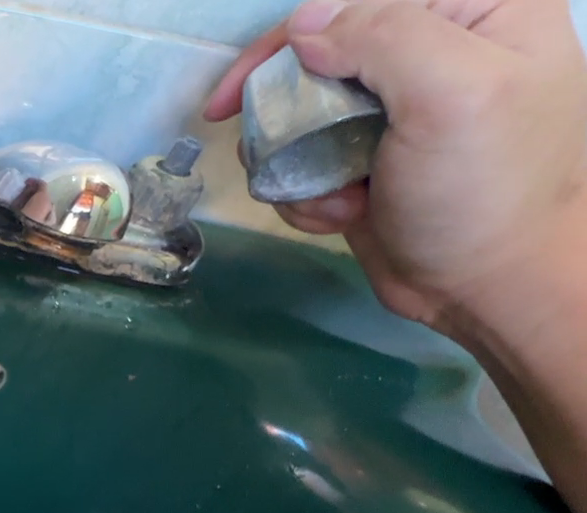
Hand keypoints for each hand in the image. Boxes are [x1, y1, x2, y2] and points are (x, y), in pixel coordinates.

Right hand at [204, 0, 586, 331]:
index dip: (288, 42)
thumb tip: (304, 25)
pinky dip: (303, 194)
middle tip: (267, 158)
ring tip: (330, 196)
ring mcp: (394, 111)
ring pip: (298, 120)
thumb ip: (385, 39)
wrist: (480, 280)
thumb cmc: (483, 187)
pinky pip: (302, 163)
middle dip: (286, 120)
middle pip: (317, 63)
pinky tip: (338, 212)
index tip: (233, 97)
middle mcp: (435, 52)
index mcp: (478, 12)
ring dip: (292, 167)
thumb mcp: (451, 96)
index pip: (359, 3)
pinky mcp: (362, 159)